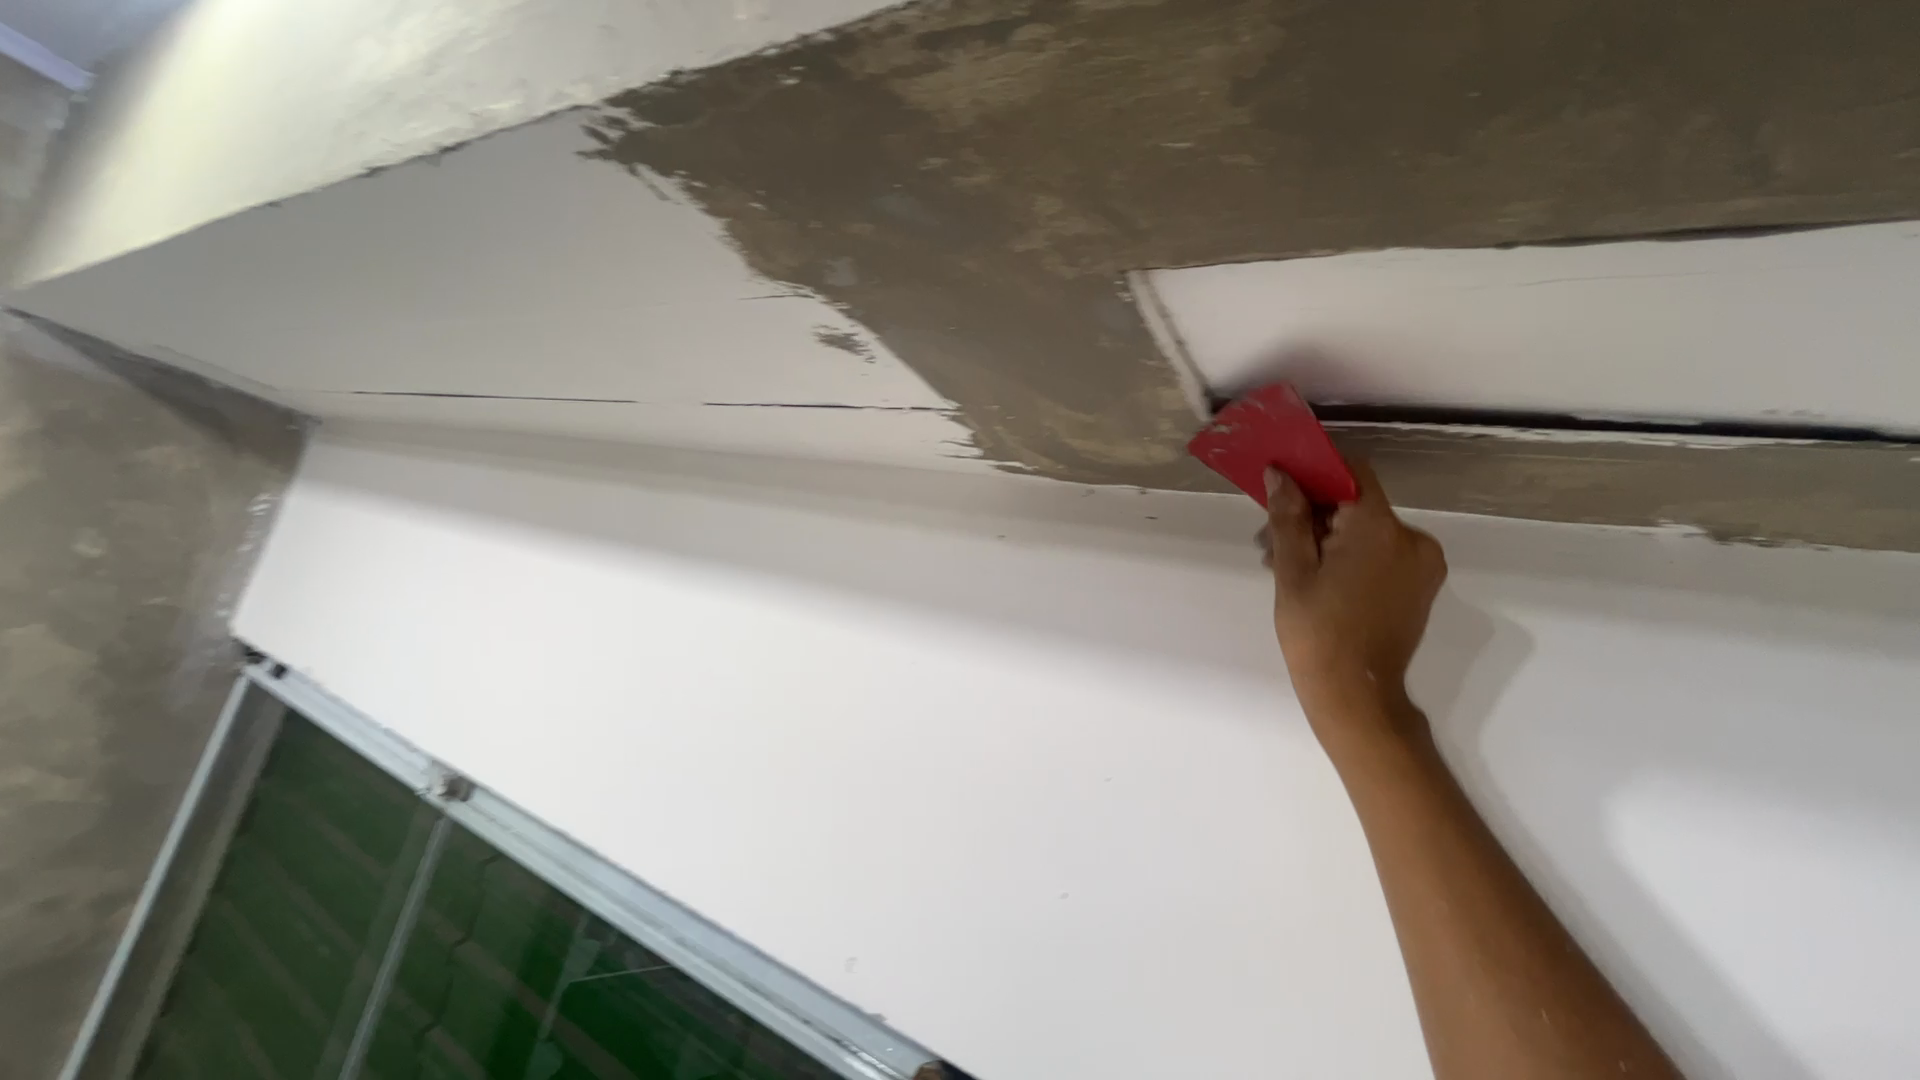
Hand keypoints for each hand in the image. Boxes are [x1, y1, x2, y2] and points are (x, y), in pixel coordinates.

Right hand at [1262, 461, 1446, 728]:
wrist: (1356, 694)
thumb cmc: (1316, 631)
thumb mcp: (1293, 571)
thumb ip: (1288, 516)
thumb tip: (1280, 473)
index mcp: (1380, 529)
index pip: (1353, 473)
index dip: (1317, 471)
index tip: (1284, 484)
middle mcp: (1412, 538)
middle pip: (1359, 504)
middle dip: (1315, 513)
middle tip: (1272, 539)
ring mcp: (1422, 564)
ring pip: (1368, 531)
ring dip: (1330, 537)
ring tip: (1290, 566)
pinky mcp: (1421, 585)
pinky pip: (1382, 553)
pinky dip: (1351, 555)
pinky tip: (1320, 578)